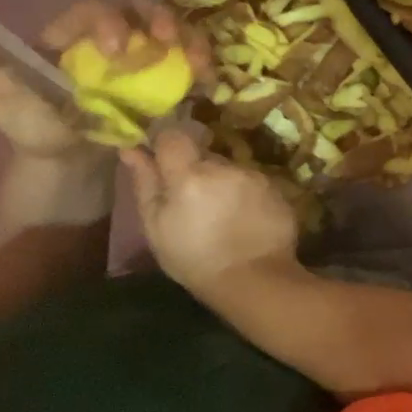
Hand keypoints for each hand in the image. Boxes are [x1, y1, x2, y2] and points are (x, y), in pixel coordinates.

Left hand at [0, 0, 208, 158]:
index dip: (109, 22)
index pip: (94, 10)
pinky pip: (196, 58)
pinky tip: (208, 81)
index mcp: (71, 37)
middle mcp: (113, 38)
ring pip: (177, 29)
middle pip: (143, 9)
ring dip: (191, 41)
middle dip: (160, 20)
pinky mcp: (172, 76)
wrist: (72, 159)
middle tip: (165, 42)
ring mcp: (147, 56)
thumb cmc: (33, 126)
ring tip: (197, 65)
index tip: (116, 52)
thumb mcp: (0, 96)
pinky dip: (206, 64)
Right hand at [121, 129, 298, 288]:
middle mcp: (229, 168)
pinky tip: (240, 216)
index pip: (175, 137)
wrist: (253, 274)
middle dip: (194, 170)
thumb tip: (132, 149)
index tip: (159, 158)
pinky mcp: (280, 188)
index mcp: (192, 175)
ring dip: (221, 182)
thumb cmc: (192, 255)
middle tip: (188, 200)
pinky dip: (244, 193)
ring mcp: (258, 177)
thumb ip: (145, 182)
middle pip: (205, 155)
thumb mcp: (155, 223)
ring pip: (231, 169)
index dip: (165, 144)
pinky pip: (253, 182)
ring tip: (216, 213)